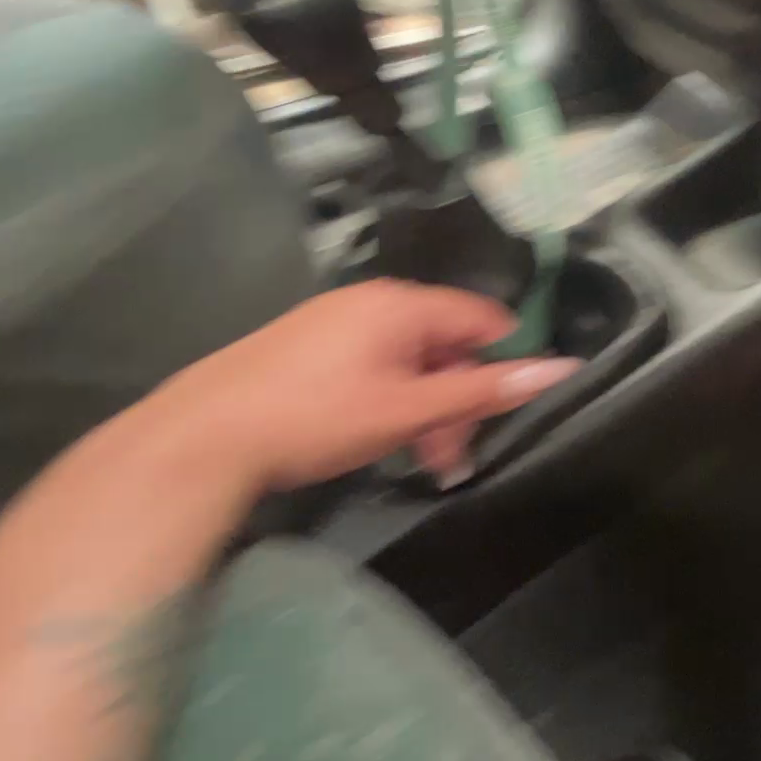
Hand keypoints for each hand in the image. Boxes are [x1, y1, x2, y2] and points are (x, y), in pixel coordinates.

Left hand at [135, 280, 579, 491]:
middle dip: (463, 398)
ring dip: (432, 407)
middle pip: (449, 344)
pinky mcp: (310, 346)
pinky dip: (397, 399)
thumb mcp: (413, 409)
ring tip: (425, 458)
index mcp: (402, 305)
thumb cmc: (317, 418)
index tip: (505, 408)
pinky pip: (379, 365)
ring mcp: (336, 322)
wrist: (194, 442)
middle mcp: (372, 302)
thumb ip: (489, 390)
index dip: (507, 360)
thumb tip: (565, 368)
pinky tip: (386, 437)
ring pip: (414, 360)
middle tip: (456, 453)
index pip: (486, 318)